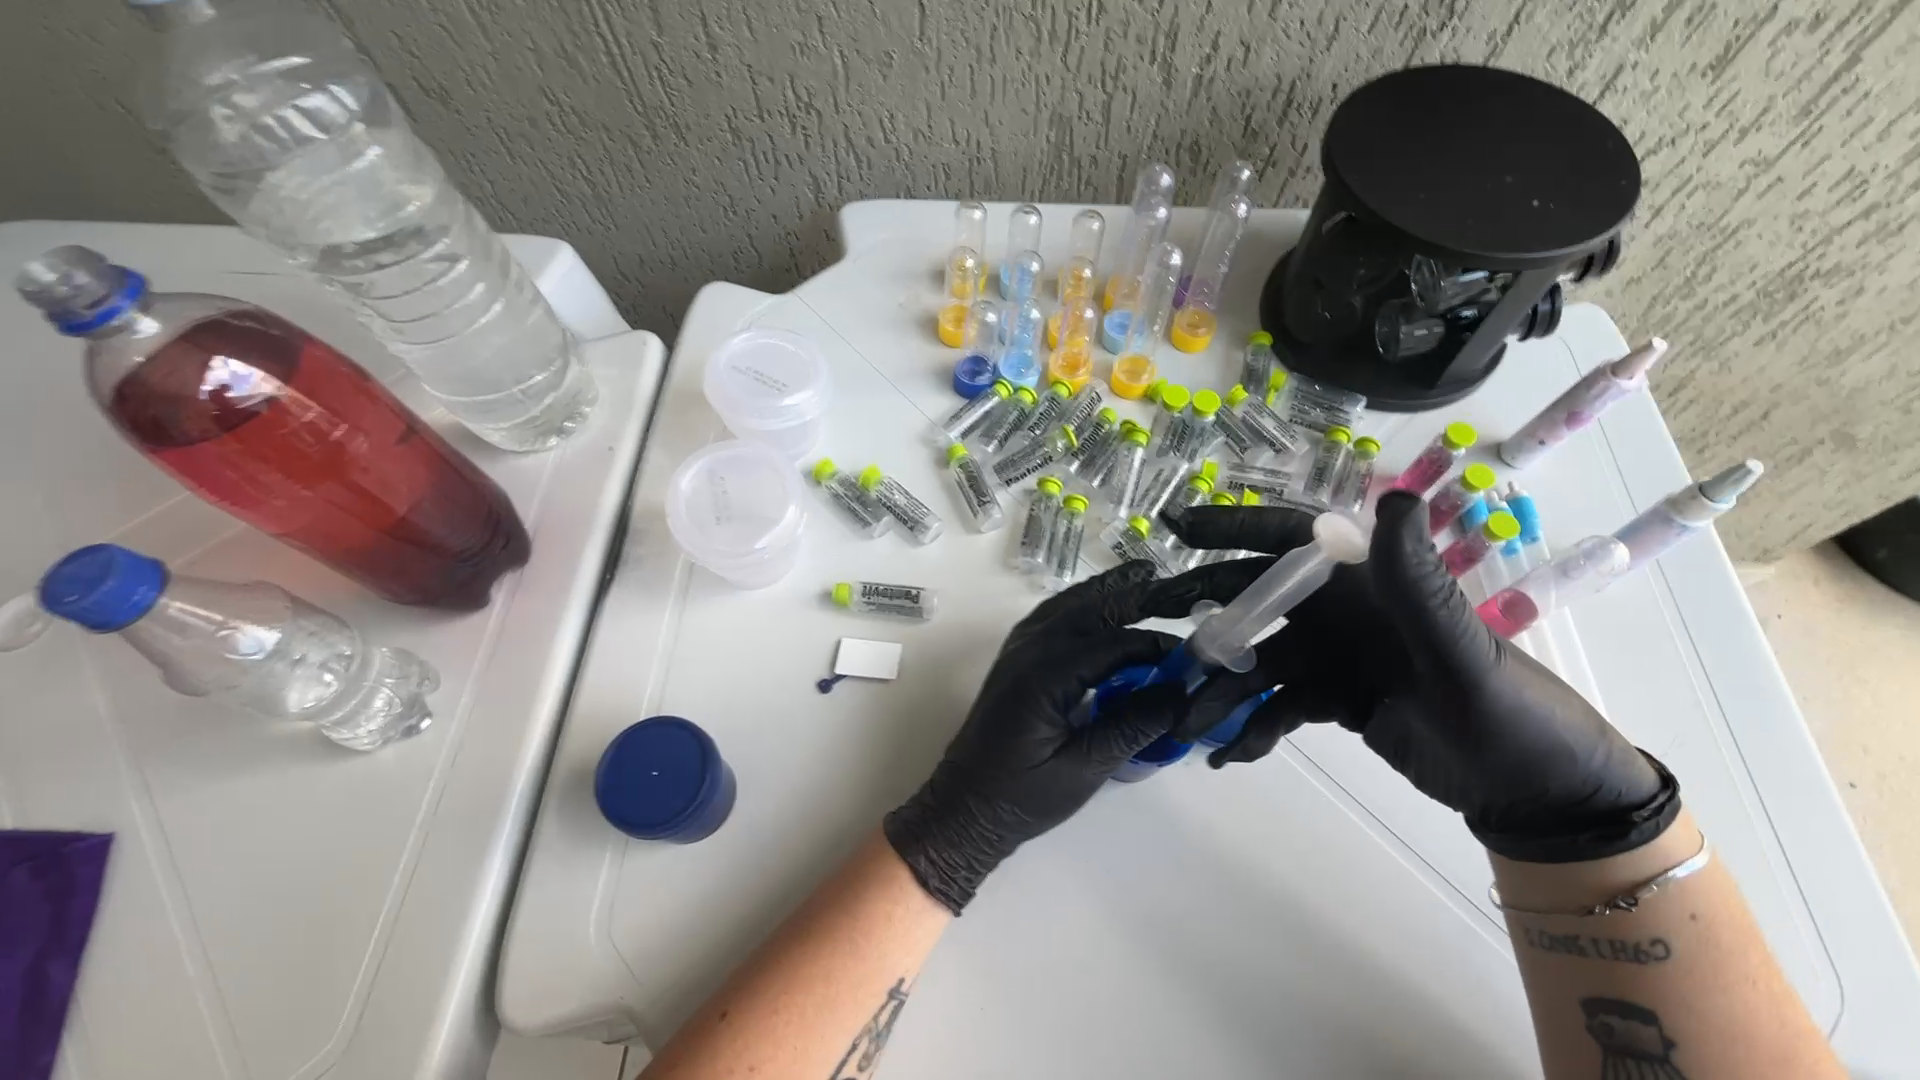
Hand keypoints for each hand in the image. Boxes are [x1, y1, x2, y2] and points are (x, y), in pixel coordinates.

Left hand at [884, 562, 1191, 912]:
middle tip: (1173, 585)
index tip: (1192, 655)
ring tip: (1142, 580)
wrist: (965, 807)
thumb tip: (1180, 694)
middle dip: (1131, 595)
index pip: (1114, 644)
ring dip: (1104, 593)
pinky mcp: (1013, 660)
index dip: (1156, 646)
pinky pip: (1051, 618)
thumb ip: (1132, 726)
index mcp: (1045, 675)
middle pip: (1087, 609)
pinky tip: (1099, 610)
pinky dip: (1080, 607)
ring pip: (1066, 606)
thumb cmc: (1022, 796)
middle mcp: (1029, 651)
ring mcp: (1017, 651)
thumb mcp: (1084, 768)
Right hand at [1152, 492, 1679, 862]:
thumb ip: (1418, 583)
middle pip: (1259, 600)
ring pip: (1261, 663)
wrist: (1535, 791)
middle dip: (1208, 616)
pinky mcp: (1336, 700)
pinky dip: (1254, 728)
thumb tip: (1396, 496)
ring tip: (1190, 724)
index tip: (1177, 529)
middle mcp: (1346, 612)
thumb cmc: (1510, 712)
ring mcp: (1338, 657)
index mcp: (1372, 586)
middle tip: (1158, 633)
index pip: (1292, 542)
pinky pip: (1280, 707)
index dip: (1234, 528)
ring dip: (1223, 692)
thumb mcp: (1461, 650)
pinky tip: (1231, 756)